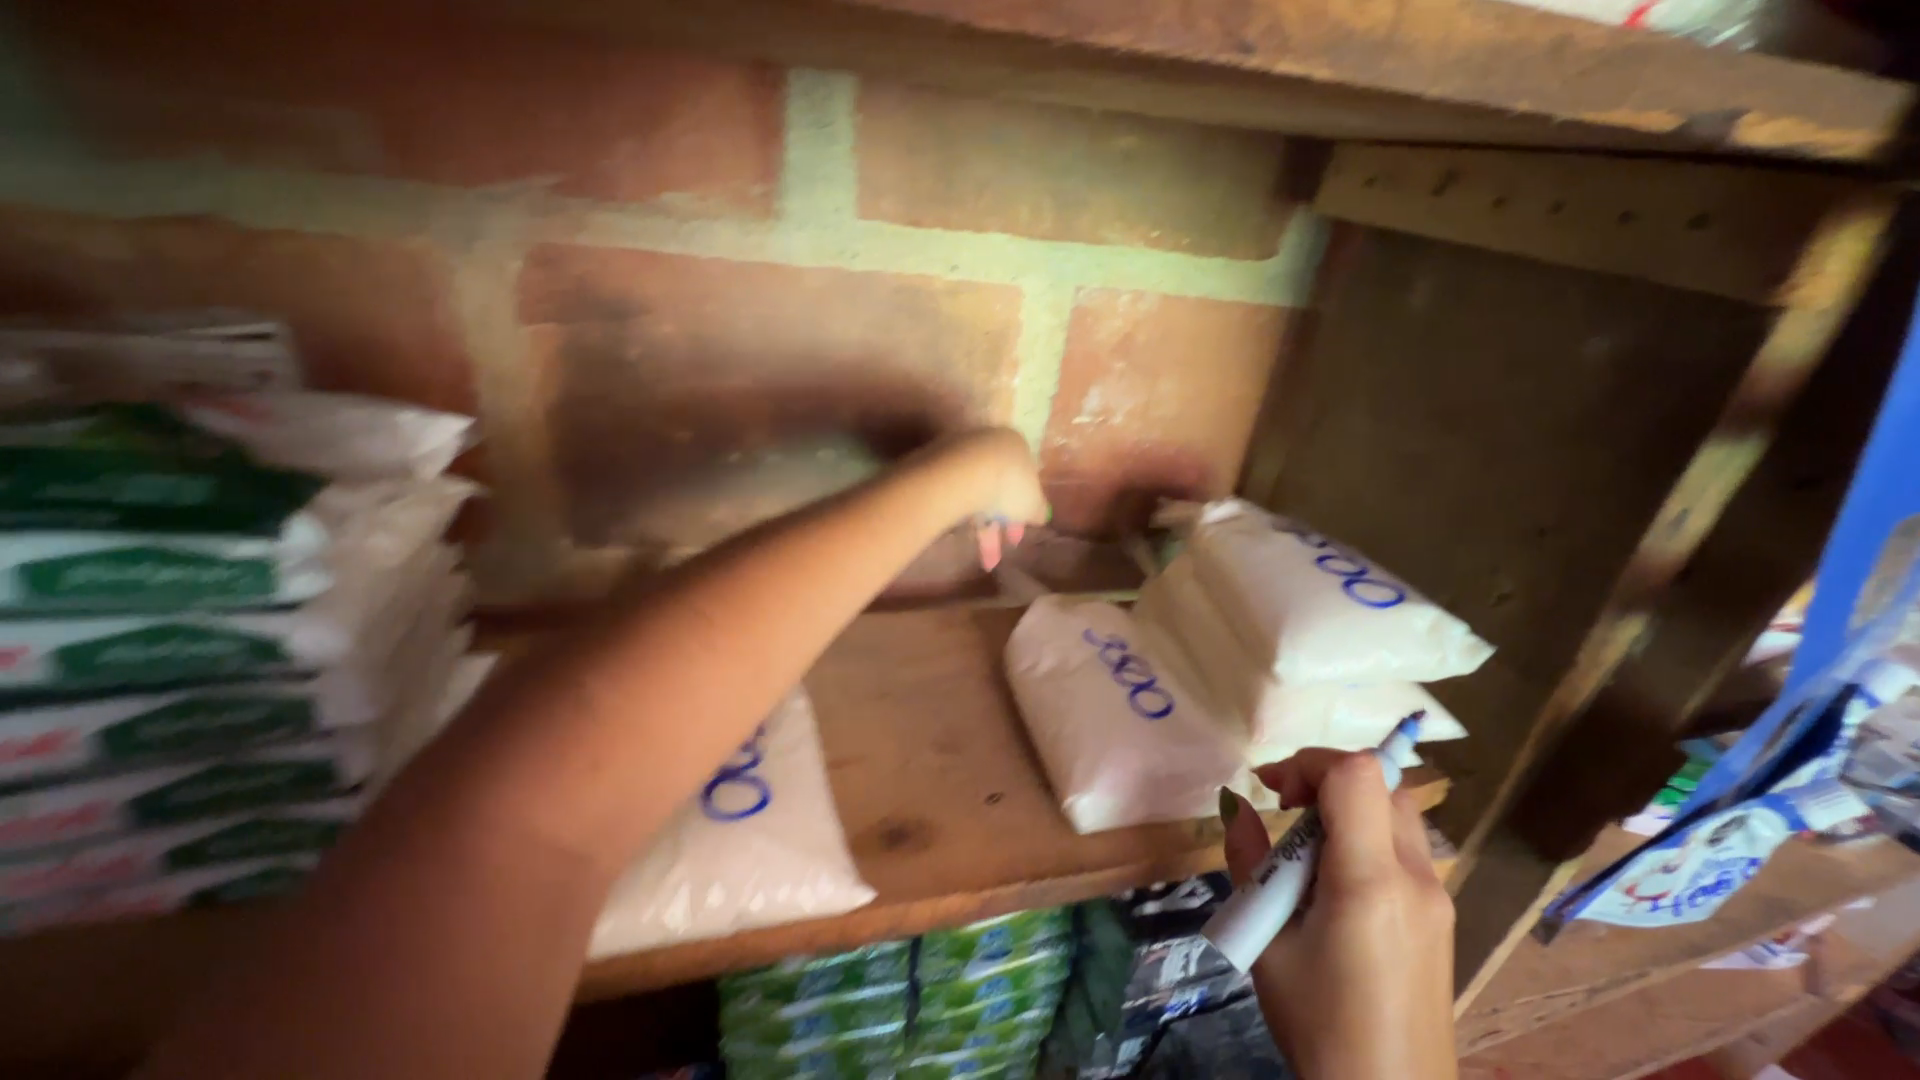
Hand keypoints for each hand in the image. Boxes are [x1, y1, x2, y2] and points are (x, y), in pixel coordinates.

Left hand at [907, 428, 1048, 569]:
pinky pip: (954, 497)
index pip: (1023, 482)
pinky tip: (962, 536)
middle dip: (1000, 525)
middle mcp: (988, 446)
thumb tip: (1039, 514)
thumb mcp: (1033, 503)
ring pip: (975, 496)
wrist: (961, 473)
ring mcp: (960, 455)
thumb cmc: (1008, 484)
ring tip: (985, 560)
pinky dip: (962, 518)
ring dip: (982, 530)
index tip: (1018, 536)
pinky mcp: (936, 466)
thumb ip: (1038, 510)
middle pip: (997, 489)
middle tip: (1001, 552)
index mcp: (1017, 447)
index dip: (1023, 513)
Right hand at [1221, 750, 1456, 1079]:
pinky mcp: (1440, 917)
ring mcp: (1437, 897)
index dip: (1309, 762)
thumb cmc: (1320, 1025)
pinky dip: (1367, 837)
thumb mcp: (1267, 944)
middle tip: (1284, 811)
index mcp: (1370, 880)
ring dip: (1349, 807)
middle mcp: (1416, 877)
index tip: (1272, 790)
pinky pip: (1404, 848)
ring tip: (1305, 848)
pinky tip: (1333, 883)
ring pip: (1397, 812)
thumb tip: (1236, 807)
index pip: (1357, 774)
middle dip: (1326, 779)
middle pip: (1382, 784)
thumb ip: (1249, 863)